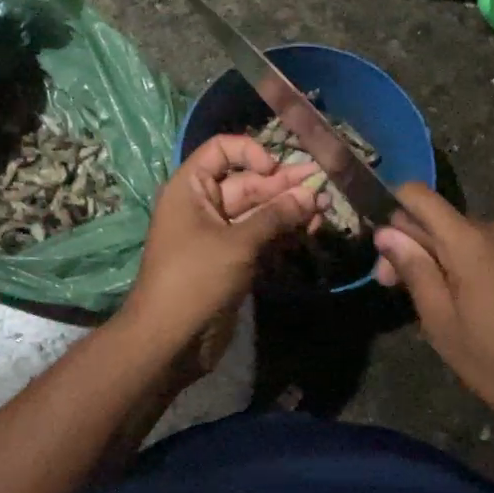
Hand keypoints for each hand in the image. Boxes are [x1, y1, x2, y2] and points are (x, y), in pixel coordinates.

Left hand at [122, 135, 326, 348]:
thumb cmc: (194, 279)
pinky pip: (260, 238)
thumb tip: (310, 193)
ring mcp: (219, 234)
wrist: (168, 341)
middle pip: (247, 183)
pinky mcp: (232, 261)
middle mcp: (203, 205)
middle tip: (323, 186)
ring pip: (258, 212)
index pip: (221, 151)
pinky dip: (282, 234)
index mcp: (191, 188)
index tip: (276, 170)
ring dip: (289, 211)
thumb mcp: (237, 243)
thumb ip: (275, 216)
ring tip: (325, 210)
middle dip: (284, 186)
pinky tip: (310, 231)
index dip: (250, 152)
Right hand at [375, 184, 493, 428]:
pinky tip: (473, 309)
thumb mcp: (443, 323)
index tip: (383, 252)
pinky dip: (473, 268)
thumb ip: (414, 270)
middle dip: (416, 247)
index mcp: (472, 239)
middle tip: (397, 291)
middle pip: (443, 221)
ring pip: (467, 238)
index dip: (393, 211)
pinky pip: (493, 252)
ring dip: (444, 260)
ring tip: (437, 308)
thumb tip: (386, 233)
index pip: (419, 196)